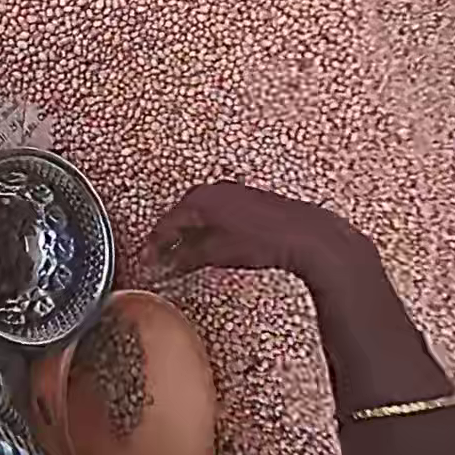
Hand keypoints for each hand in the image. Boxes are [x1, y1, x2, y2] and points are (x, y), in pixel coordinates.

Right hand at [146, 181, 369, 278]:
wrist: (307, 235)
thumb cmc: (266, 238)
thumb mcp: (216, 253)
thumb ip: (186, 258)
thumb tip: (171, 263)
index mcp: (199, 199)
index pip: (165, 224)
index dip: (154, 246)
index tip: (147, 259)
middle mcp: (213, 190)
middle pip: (179, 217)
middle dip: (168, 239)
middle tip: (160, 258)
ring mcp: (231, 193)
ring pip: (197, 215)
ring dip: (188, 234)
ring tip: (183, 255)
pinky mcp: (246, 200)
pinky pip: (215, 214)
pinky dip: (206, 229)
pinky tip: (210, 245)